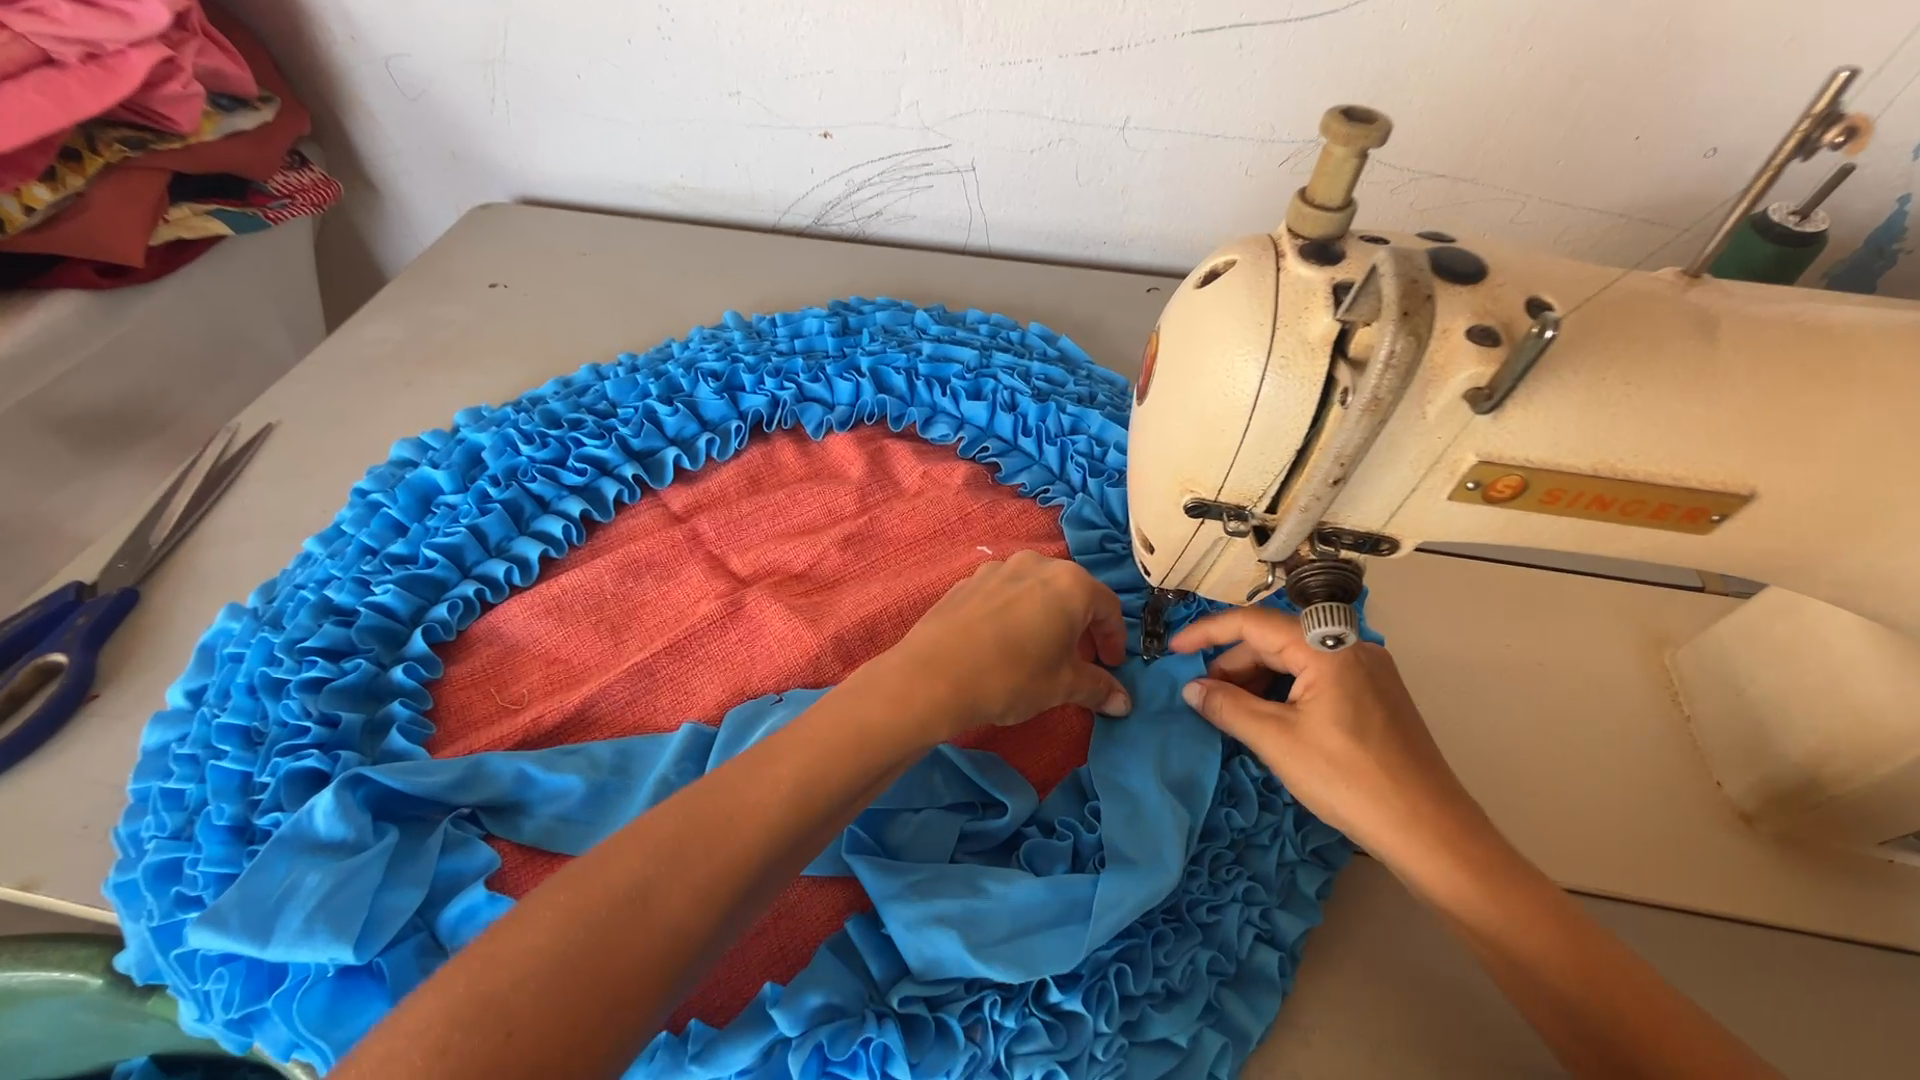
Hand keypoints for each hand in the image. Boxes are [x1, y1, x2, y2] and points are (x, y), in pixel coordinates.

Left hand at [871, 551, 1129, 739]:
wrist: (933, 676)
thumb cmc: (1012, 677)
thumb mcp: (1062, 686)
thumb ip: (1097, 688)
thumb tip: (1124, 703)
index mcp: (1070, 583)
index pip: (1108, 607)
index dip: (1114, 638)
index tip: (1111, 665)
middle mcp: (1036, 564)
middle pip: (1071, 592)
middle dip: (1081, 625)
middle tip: (1080, 659)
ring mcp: (997, 568)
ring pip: (1035, 590)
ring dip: (1046, 616)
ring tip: (1040, 650)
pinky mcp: (967, 581)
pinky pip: (1004, 595)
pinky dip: (1014, 614)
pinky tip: (1003, 643)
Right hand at [1170, 608, 1484, 861]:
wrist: (1430, 830)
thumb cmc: (1349, 780)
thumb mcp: (1277, 742)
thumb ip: (1228, 707)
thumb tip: (1191, 689)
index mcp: (1327, 648)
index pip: (1254, 622)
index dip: (1207, 632)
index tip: (1174, 651)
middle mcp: (1351, 647)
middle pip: (1276, 640)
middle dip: (1233, 664)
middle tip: (1204, 698)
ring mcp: (1368, 671)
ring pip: (1296, 660)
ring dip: (1258, 680)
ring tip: (1231, 713)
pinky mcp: (1376, 695)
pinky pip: (1317, 678)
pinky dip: (1285, 691)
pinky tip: (1268, 719)